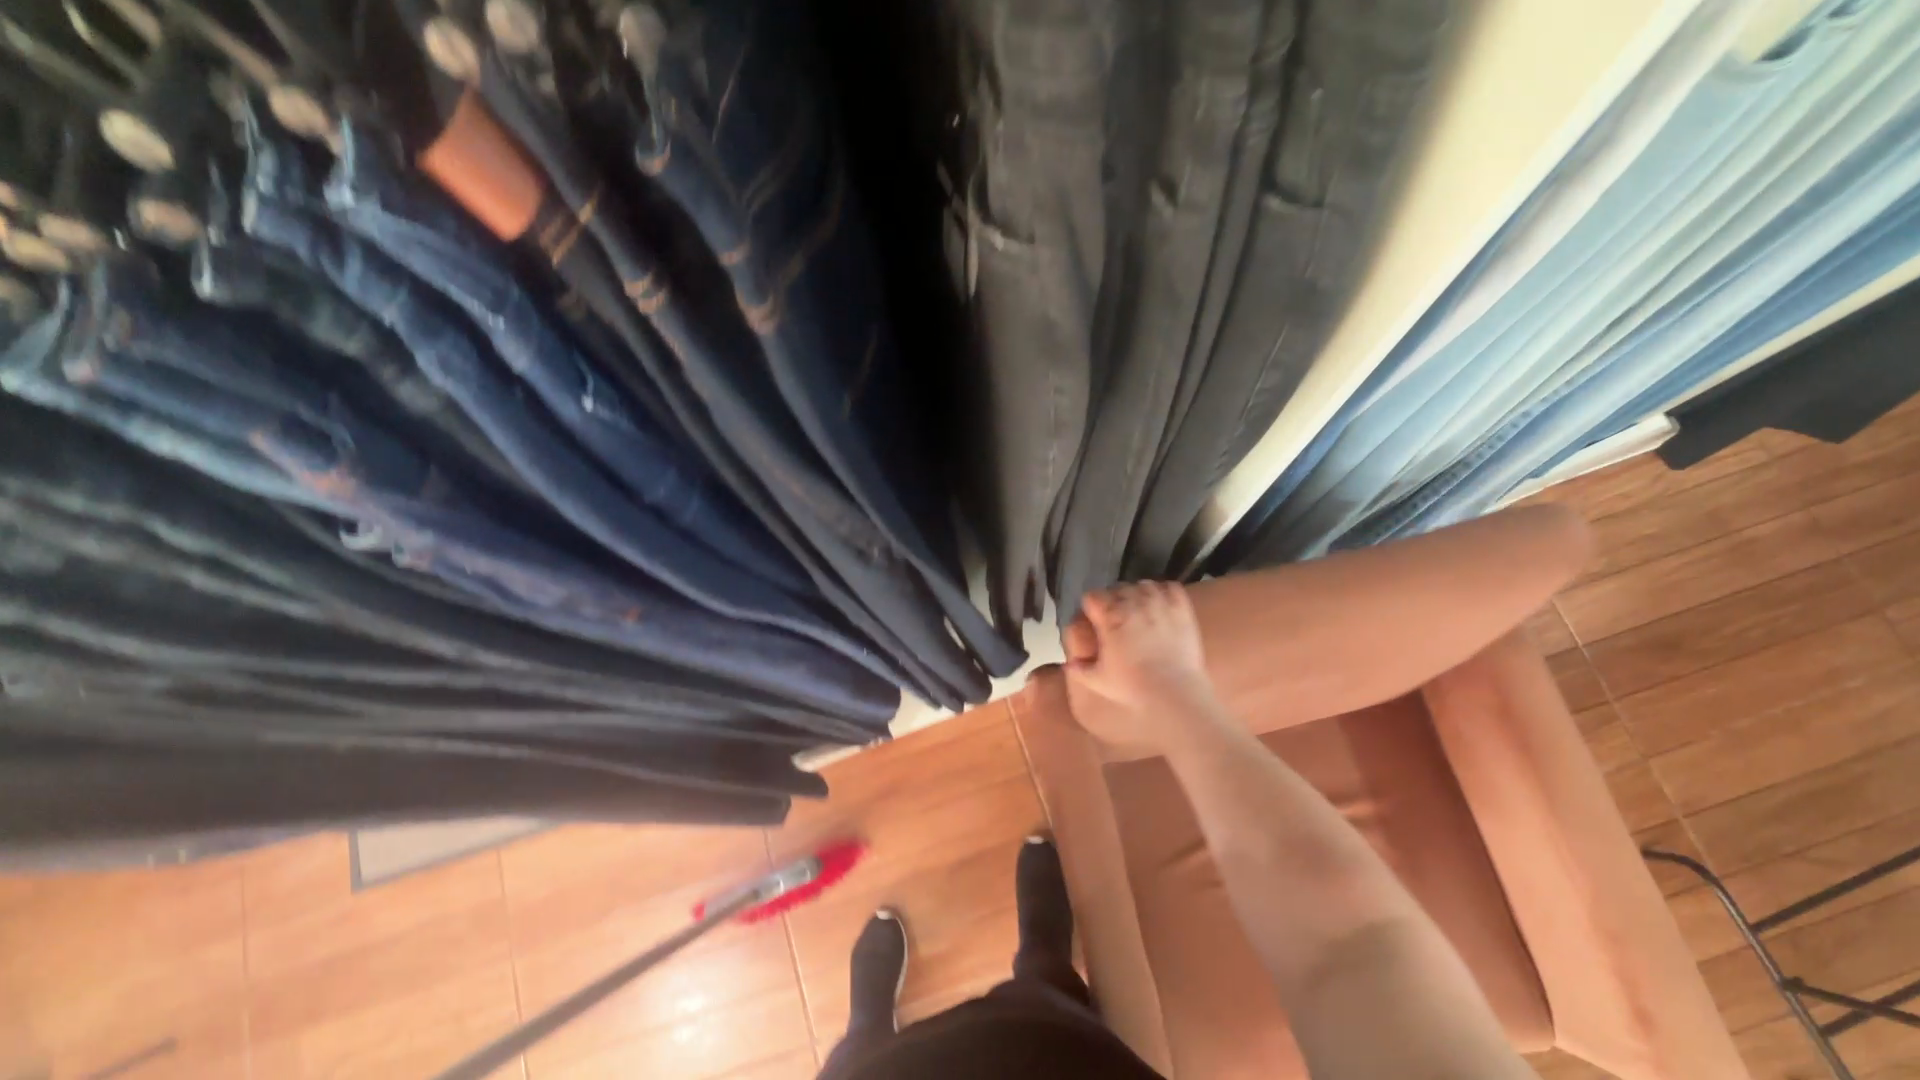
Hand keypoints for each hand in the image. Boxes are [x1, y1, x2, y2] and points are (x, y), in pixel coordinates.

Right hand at [1060, 581, 1224, 756]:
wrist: (1175, 691)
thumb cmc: (1134, 686)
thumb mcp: (1098, 680)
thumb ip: (1080, 669)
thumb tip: (1068, 663)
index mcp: (1110, 617)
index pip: (1092, 596)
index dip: (1091, 606)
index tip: (1095, 618)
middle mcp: (1133, 603)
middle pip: (1117, 588)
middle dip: (1114, 600)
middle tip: (1117, 618)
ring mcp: (1159, 602)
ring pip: (1143, 585)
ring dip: (1138, 594)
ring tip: (1140, 610)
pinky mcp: (1181, 607)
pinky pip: (1169, 587)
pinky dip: (1163, 592)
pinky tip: (1161, 604)